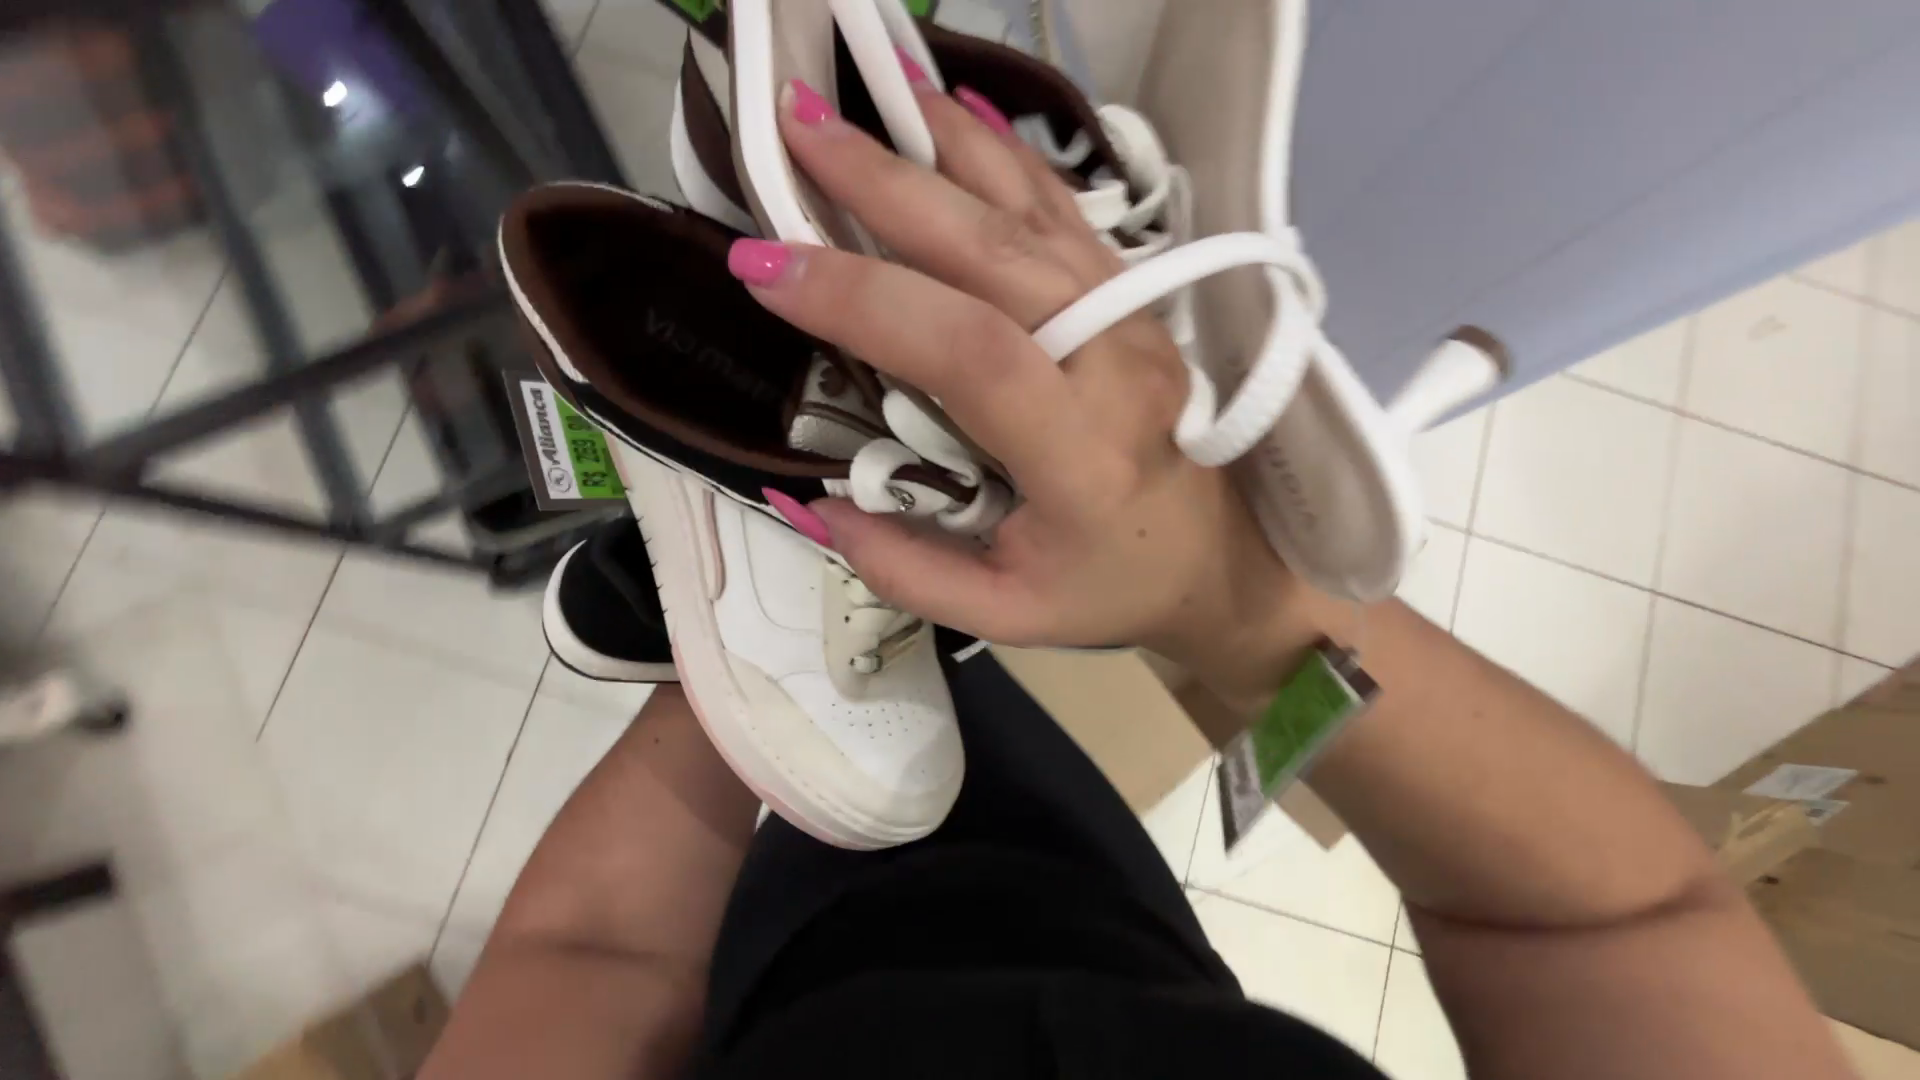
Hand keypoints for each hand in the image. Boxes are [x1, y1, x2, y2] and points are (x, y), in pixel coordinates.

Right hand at [733, 78, 1324, 694]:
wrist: (1222, 559)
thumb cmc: (1113, 589)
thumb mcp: (1007, 615)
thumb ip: (906, 571)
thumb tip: (812, 501)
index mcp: (1081, 456)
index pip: (971, 354)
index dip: (868, 301)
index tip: (768, 269)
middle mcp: (1115, 366)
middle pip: (995, 256)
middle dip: (885, 189)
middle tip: (791, 134)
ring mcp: (1133, 318)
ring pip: (1031, 214)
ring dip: (938, 151)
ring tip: (854, 103)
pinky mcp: (1134, 298)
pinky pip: (1063, 212)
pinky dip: (1000, 157)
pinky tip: (950, 113)